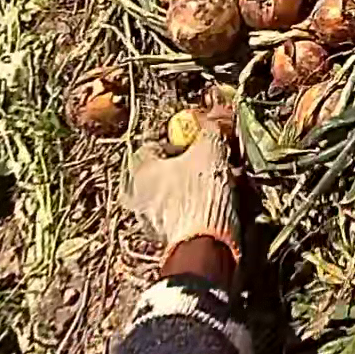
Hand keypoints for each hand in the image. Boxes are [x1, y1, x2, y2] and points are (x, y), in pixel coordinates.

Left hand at [125, 105, 240, 272]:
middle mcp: (135, 194)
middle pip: (161, 166)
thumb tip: (210, 112)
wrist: (205, 241)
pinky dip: (193, 198)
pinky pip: (178, 206)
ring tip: (219, 175)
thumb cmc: (200, 189)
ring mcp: (147, 216)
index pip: (152, 142)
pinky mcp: (164, 232)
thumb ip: (208, 128)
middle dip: (185, 159)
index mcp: (138, 170)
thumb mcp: (210, 148)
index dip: (177, 136)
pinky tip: (215, 195)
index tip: (199, 136)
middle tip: (210, 154)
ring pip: (170, 188)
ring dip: (191, 180)